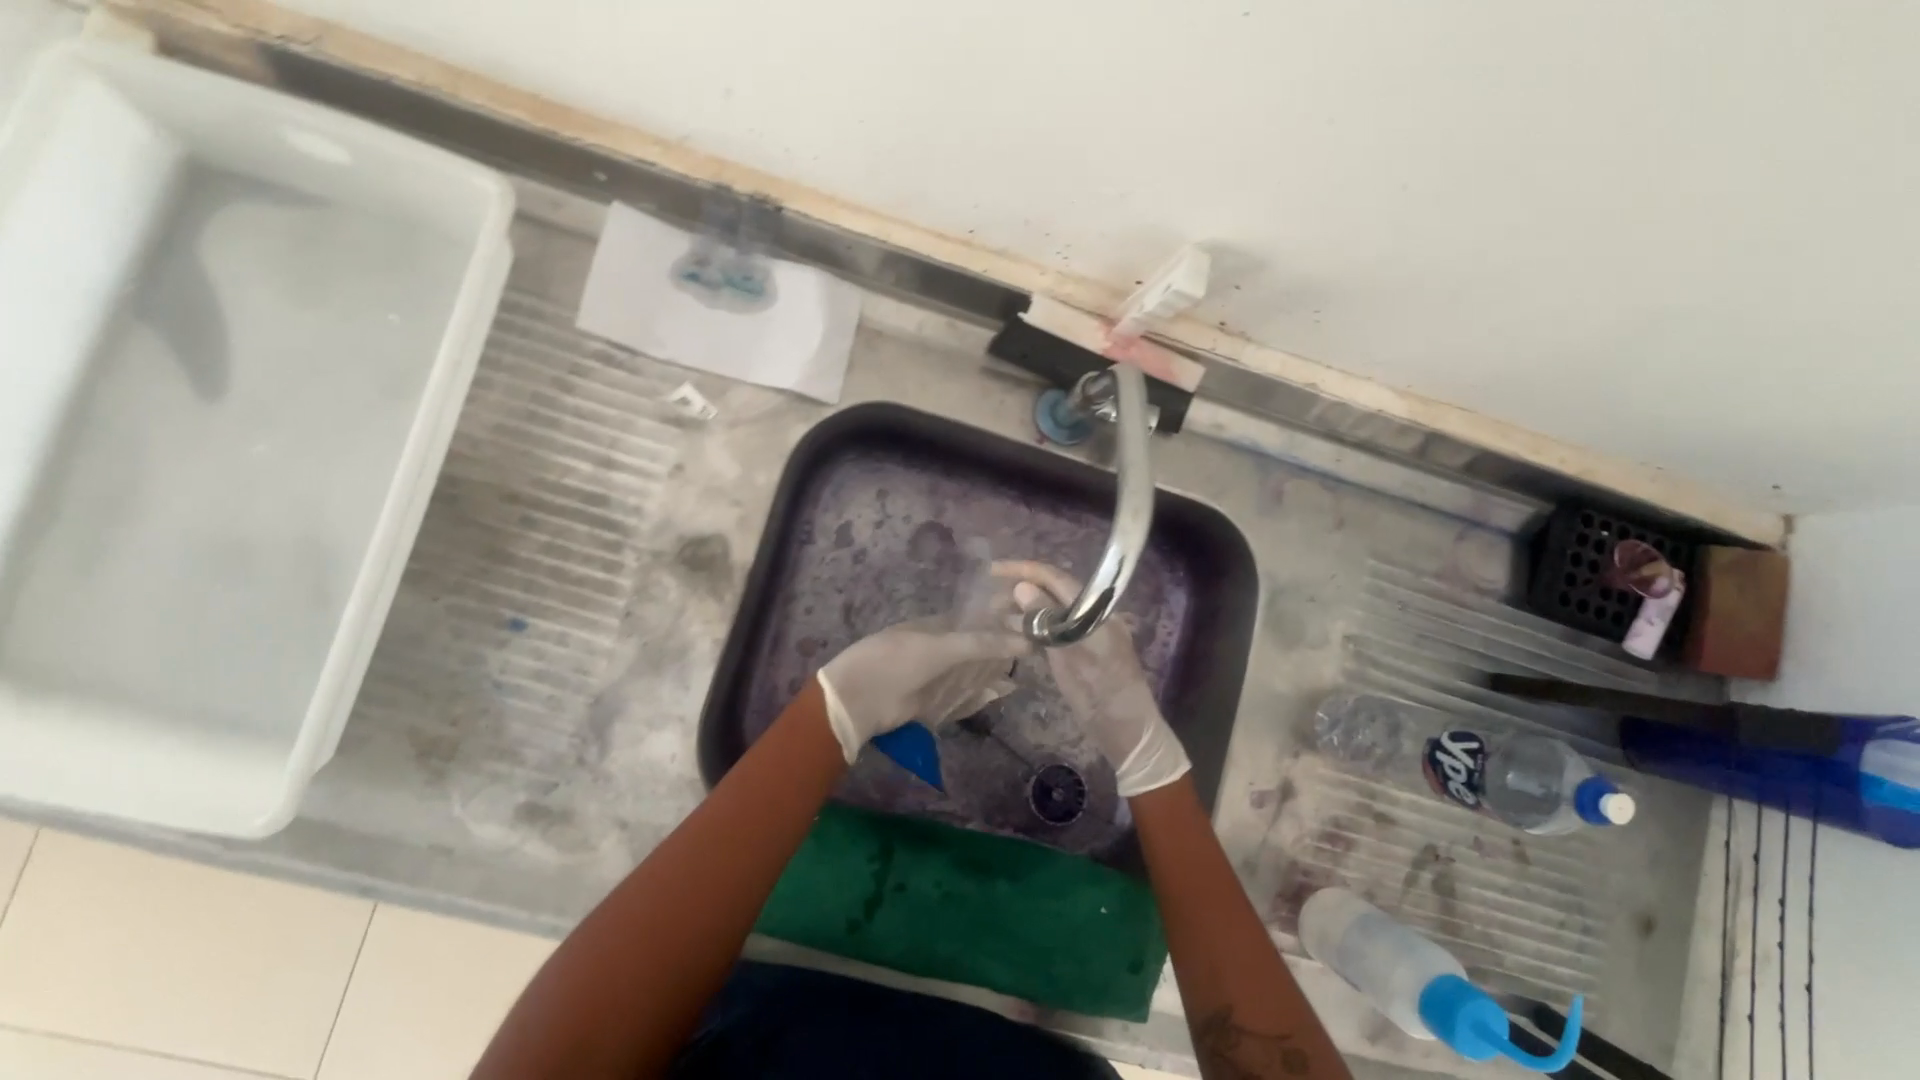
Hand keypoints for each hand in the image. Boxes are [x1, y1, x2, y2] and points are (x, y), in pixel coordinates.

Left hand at [816, 620, 1031, 763]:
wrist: (858, 701)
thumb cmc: (896, 663)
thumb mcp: (942, 648)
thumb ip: (982, 643)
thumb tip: (1026, 641)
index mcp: (933, 625)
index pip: (973, 619)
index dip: (998, 621)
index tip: (1028, 626)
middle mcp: (934, 647)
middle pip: (972, 647)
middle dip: (998, 649)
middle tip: (1032, 652)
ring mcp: (931, 675)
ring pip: (968, 672)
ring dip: (991, 673)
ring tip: (1022, 675)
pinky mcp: (929, 700)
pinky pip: (959, 695)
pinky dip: (978, 695)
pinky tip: (1000, 694)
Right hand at [993, 560, 1190, 796]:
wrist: (1128, 732)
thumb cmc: (1104, 693)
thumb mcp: (1073, 655)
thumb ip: (1049, 620)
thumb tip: (1022, 587)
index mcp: (1096, 612)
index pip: (1056, 579)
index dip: (1024, 570)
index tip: (993, 570)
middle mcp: (1090, 617)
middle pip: (1051, 592)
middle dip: (1020, 590)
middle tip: (988, 599)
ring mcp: (1084, 636)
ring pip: (1049, 613)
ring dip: (1022, 611)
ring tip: (994, 616)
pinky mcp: (1078, 654)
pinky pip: (1051, 632)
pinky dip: (1031, 630)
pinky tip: (1012, 635)